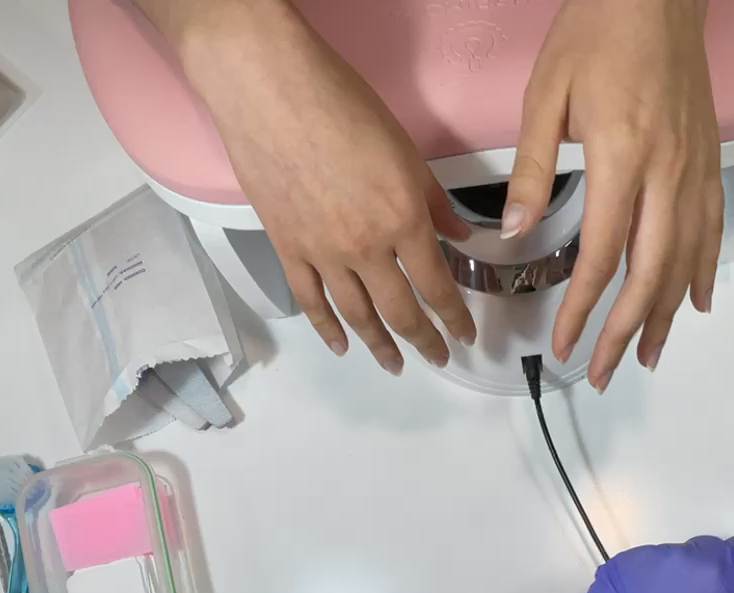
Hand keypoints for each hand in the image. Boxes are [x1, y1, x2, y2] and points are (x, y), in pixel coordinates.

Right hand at [142, 0, 474, 372]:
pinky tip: (341, 348)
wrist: (268, 86)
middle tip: (437, 358)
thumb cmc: (342, 106)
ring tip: (395, 365)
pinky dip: (327, 329)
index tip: (465, 336)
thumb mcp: (406, 152)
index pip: (437, 286)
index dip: (454, 318)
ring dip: (380, 345)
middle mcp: (367, 249)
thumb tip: (458, 236)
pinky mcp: (288, 250)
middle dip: (425, 341)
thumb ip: (435, 202)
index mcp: (404, 221)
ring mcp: (324, 254)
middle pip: (401, 312)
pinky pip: (311, 302)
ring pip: (358, 316)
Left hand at [504, 0, 722, 389]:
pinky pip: (712, 230)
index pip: (600, 258)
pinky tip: (693, 305)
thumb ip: (531, 170)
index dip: (580, 311)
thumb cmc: (596, 32)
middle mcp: (667, 175)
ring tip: (647, 358)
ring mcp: (694, 171)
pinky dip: (703, 273)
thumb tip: (513, 236)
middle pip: (648, 275)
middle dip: (624, 333)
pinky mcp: (708, 163)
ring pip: (684, 263)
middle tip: (604, 375)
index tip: (562, 346)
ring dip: (664, 318)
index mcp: (622, 160)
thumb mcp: (545, 95)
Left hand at [526, 536, 733, 592]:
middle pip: (705, 549)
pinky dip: (644, 580)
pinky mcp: (619, 562)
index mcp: (715, 574)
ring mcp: (647, 556)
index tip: (732, 583)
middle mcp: (682, 556)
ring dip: (672, 575)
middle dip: (705, 570)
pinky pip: (643, 566)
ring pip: (672, 557)